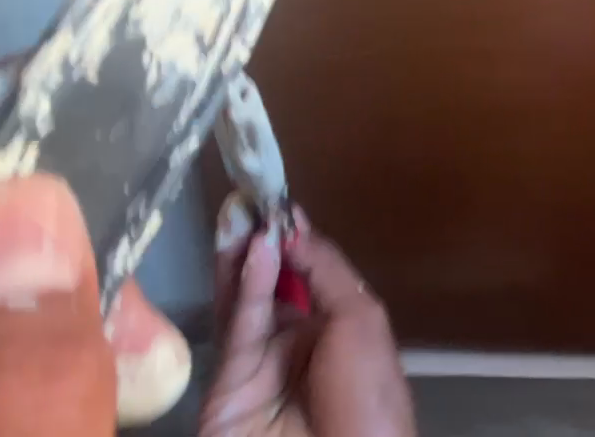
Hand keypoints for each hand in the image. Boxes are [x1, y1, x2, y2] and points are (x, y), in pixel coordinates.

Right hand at [203, 200, 413, 436]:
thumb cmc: (369, 393)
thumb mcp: (362, 320)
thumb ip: (325, 270)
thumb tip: (294, 228)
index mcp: (335, 330)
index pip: (306, 275)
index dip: (293, 240)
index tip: (276, 203)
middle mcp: (295, 345)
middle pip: (270, 285)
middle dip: (259, 244)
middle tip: (246, 202)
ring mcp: (258, 369)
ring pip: (246, 302)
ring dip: (242, 258)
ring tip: (238, 215)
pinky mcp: (225, 392)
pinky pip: (238, 330)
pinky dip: (245, 288)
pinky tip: (253, 252)